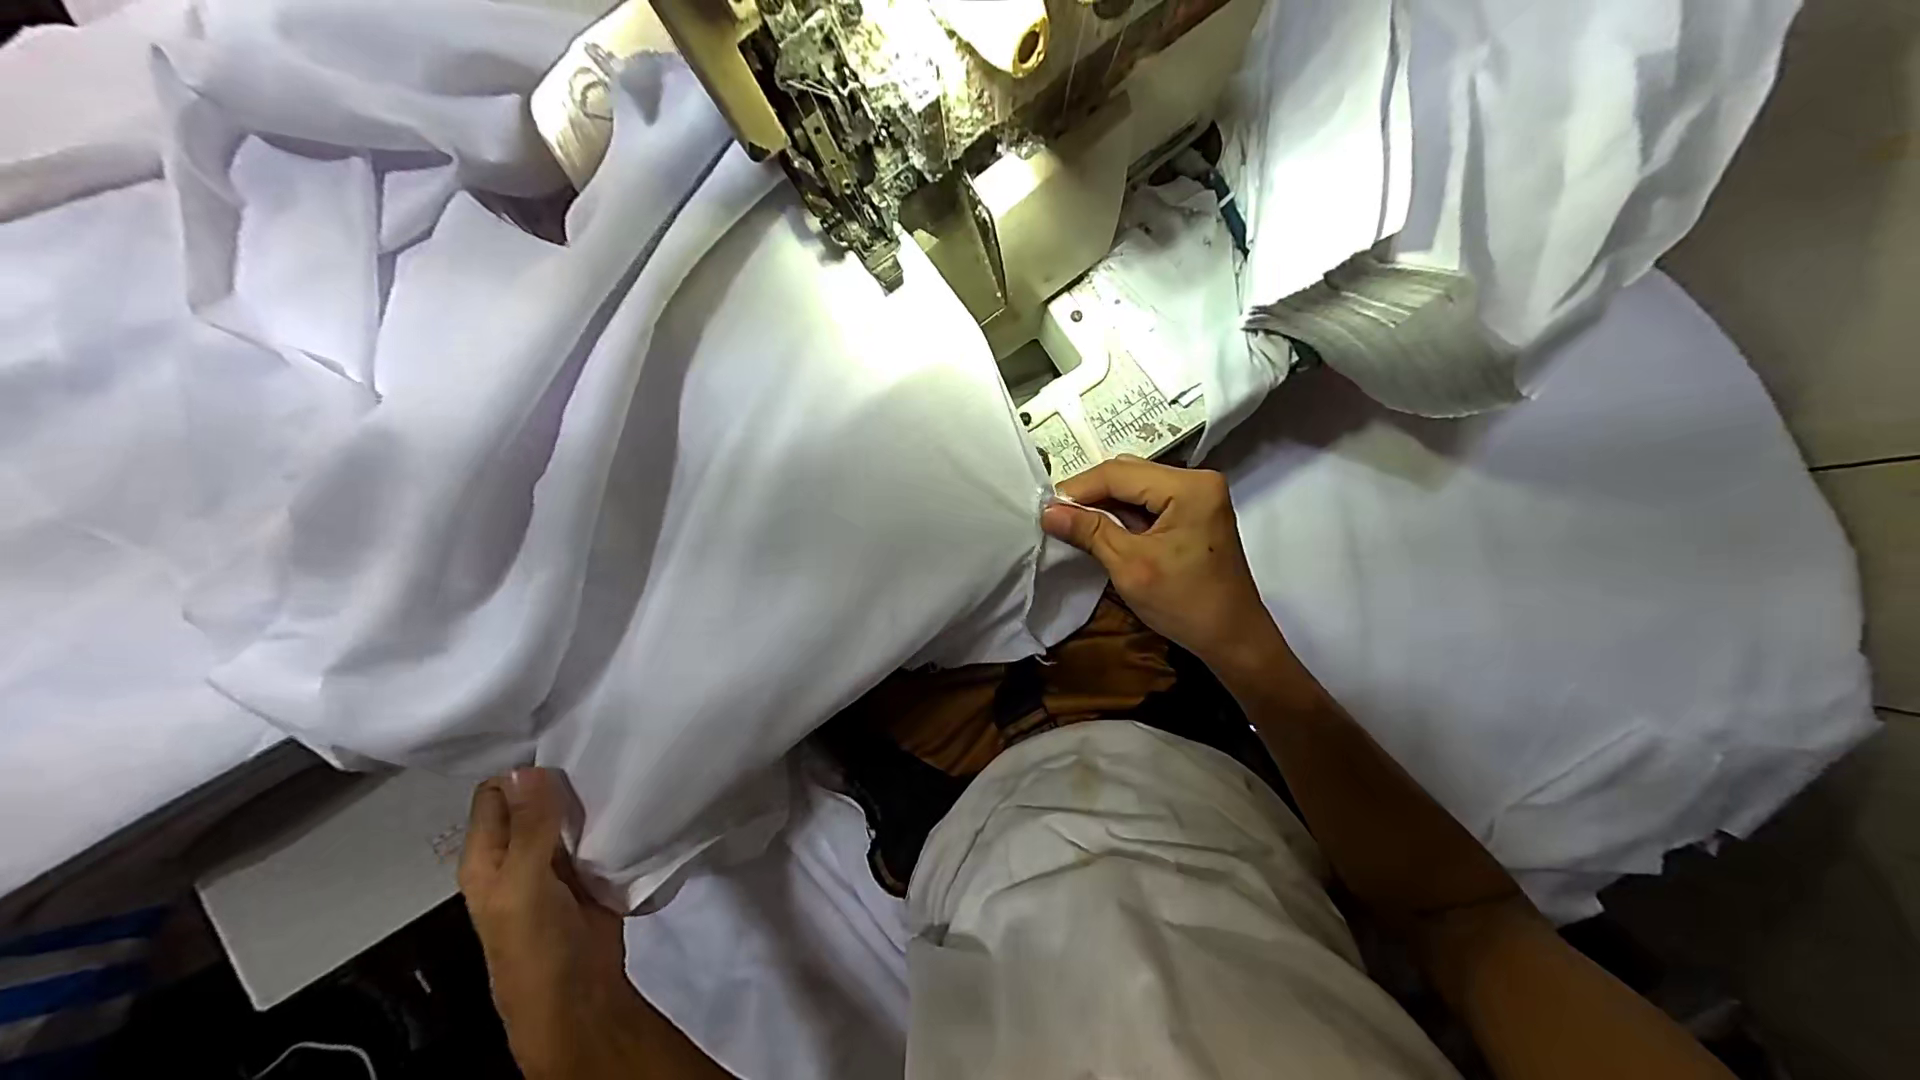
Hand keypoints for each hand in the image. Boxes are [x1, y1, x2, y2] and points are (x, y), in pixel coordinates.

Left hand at [459, 768, 628, 1077]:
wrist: (579, 995)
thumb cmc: (536, 945)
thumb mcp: (525, 885)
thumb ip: (530, 827)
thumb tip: (526, 768)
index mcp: (487, 856)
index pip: (496, 792)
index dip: (522, 768)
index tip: (561, 739)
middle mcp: (517, 852)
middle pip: (535, 798)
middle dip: (560, 775)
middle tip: (598, 742)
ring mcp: (554, 860)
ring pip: (567, 811)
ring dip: (587, 794)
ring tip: (618, 760)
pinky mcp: (588, 867)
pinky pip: (595, 829)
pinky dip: (608, 814)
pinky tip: (627, 794)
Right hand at [1042, 456, 1290, 685]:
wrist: (1232, 638)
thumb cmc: (1184, 604)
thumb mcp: (1129, 566)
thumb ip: (1089, 531)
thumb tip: (1048, 511)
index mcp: (1189, 487)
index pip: (1119, 473)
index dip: (1078, 488)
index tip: (1046, 508)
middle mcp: (1197, 480)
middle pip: (1128, 473)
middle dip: (1090, 493)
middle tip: (1056, 516)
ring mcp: (1198, 495)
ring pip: (1136, 486)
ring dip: (1104, 503)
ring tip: (1073, 523)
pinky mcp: (1194, 511)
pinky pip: (1149, 501)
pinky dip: (1123, 513)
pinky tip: (1101, 528)